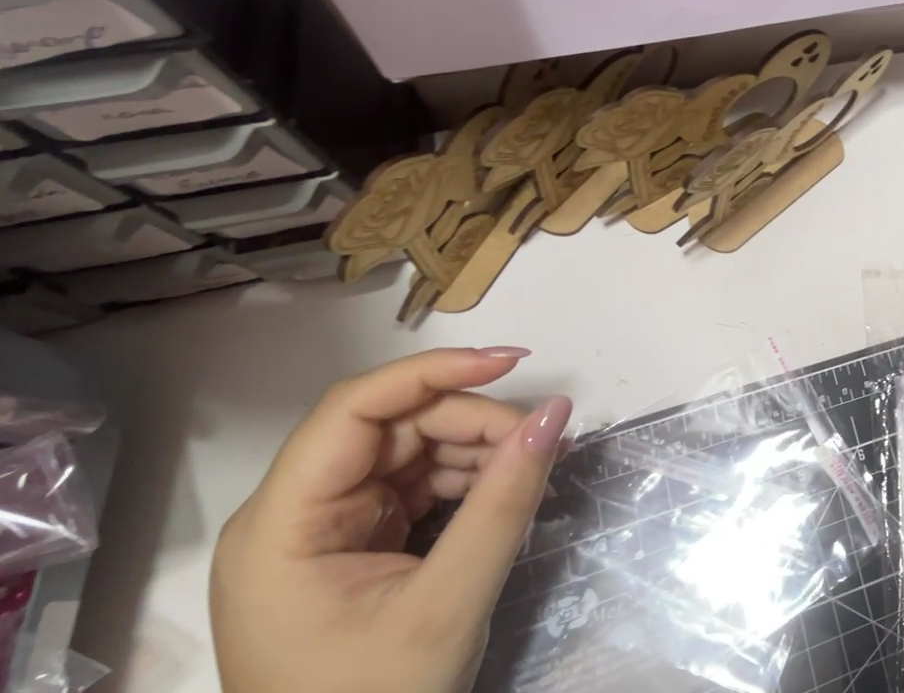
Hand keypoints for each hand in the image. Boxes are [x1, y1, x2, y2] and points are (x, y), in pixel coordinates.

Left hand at [211, 348, 570, 692]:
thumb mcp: (450, 602)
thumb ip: (505, 501)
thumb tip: (558, 412)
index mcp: (284, 523)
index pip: (355, 410)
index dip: (435, 371)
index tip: (515, 363)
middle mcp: (295, 512)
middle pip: (392, 426)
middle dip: (472, 422)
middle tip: (540, 441)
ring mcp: (326, 528)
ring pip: (410, 450)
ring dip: (477, 450)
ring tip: (531, 471)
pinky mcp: (356, 543)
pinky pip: (416, 484)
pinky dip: (467, 479)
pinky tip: (506, 490)